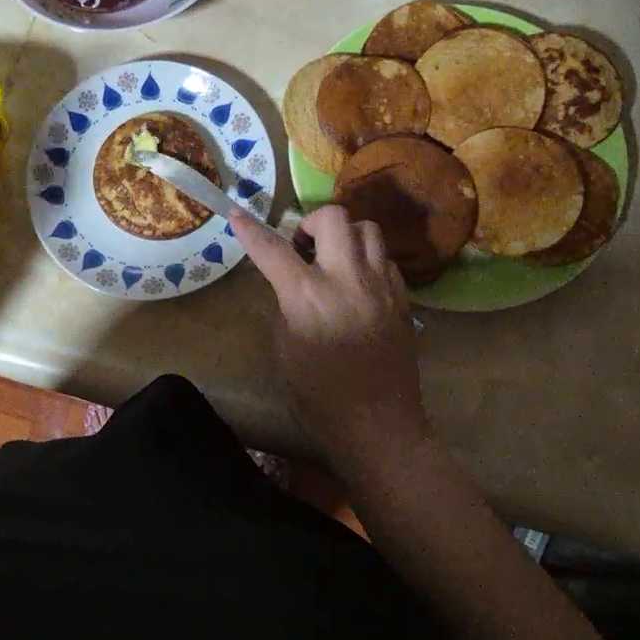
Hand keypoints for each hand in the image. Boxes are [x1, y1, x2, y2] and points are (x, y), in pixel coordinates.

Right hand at [231, 205, 430, 464]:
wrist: (377, 426)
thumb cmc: (318, 396)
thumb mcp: (285, 348)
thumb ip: (286, 304)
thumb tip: (291, 281)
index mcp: (307, 296)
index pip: (272, 248)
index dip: (250, 229)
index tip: (237, 213)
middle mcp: (346, 280)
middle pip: (334, 217)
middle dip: (311, 222)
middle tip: (302, 247)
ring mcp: (380, 286)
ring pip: (368, 228)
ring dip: (345, 234)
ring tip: (333, 258)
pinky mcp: (403, 298)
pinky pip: (385, 258)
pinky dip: (367, 259)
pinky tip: (357, 283)